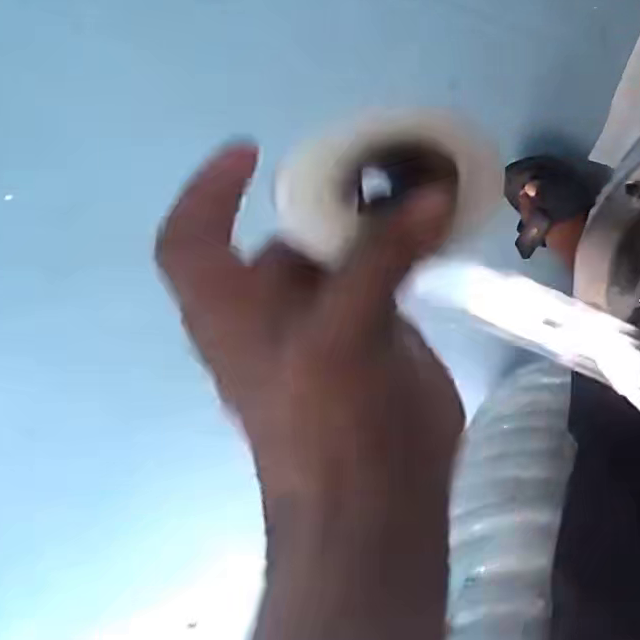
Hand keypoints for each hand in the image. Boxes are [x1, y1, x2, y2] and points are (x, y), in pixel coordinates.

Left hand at [154, 143, 462, 509]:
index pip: (192, 243)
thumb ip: (382, 259)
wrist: (378, 489)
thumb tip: (433, 192)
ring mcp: (335, 319)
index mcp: (236, 312)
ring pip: (351, 248)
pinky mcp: (384, 327)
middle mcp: (279, 308)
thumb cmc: (331, 419)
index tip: (250, 150)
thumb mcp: (340, 335)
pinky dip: (415, 240)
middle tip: (384, 157)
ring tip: (426, 180)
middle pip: (291, 233)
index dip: (207, 193)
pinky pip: (394, 268)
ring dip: (383, 214)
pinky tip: (447, 226)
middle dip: (331, 192)